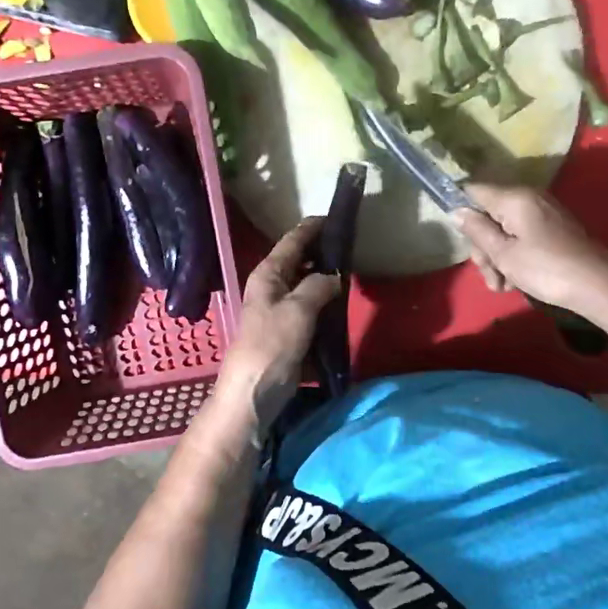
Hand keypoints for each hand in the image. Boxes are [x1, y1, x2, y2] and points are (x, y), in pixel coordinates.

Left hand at [215, 219, 341, 432]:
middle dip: (322, 252)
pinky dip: (325, 304)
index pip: (292, 240)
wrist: (253, 392)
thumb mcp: (298, 310)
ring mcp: (280, 310)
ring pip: (307, 285)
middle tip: (352, 243)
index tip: (335, 216)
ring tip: (353, 269)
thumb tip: (334, 275)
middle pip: (300, 261)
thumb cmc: (272, 345)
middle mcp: (272, 286)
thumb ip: (318, 286)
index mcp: (268, 273)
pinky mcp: (289, 332)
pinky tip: (343, 304)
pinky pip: (311, 310)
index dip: (312, 228)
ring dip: (326, 279)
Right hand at [453, 183, 607, 308]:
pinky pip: (521, 237)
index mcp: (514, 199)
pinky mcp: (551, 230)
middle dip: (482, 245)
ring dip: (496, 257)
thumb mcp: (503, 254)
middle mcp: (528, 199)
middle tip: (488, 273)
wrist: (599, 287)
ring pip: (503, 230)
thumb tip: (456, 211)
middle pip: (488, 215)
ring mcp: (541, 214)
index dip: (460, 209)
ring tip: (502, 285)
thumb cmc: (546, 269)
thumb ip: (477, 230)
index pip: (473, 190)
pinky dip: (513, 256)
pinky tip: (514, 281)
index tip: (459, 236)